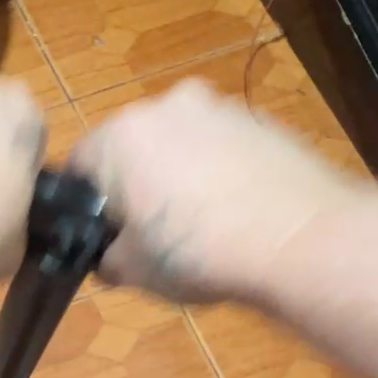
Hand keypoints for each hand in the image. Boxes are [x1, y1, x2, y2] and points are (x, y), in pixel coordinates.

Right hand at [72, 79, 360, 302]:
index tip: (100, 232)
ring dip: (177, 173)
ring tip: (197, 223)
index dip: (84, 201)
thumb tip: (110, 255)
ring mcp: (218, 107)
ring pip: (179, 142)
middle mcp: (165, 106)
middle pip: (132, 145)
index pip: (79, 163)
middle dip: (134, 182)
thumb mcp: (133, 271)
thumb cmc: (197, 252)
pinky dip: (217, 172)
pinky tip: (232, 213)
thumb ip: (107, 257)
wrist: (298, 239)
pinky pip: (220, 146)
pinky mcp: (261, 120)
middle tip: (147, 230)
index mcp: (121, 136)